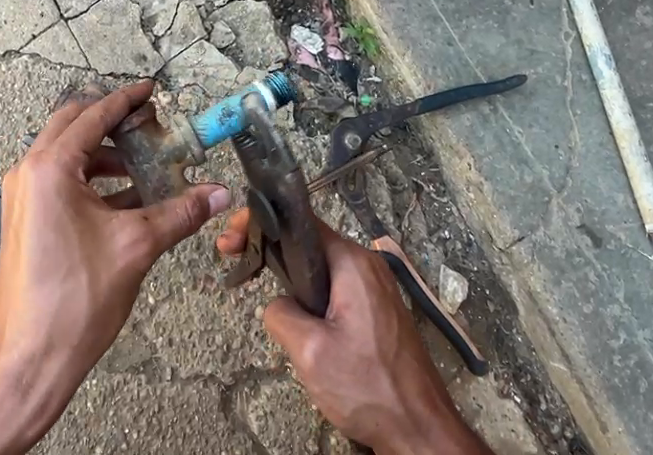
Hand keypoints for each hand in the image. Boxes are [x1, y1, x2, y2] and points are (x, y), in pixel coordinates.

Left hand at [0, 79, 230, 454]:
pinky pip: (59, 182)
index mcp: (50, 167)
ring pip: (65, 155)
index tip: (150, 90)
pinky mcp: (24, 219)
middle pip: (73, 126)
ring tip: (144, 166)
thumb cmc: (74, 301)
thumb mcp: (136, 247)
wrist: (29, 359)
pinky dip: (91, 181)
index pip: (93, 116)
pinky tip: (126, 200)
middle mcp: (29, 173)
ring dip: (103, 154)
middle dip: (111, 122)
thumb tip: (218, 194)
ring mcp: (22, 196)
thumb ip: (180, 212)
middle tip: (148, 124)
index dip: (126, 100)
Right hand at [217, 211, 492, 454]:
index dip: (259, 222)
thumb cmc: (369, 388)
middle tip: (234, 257)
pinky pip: (335, 288)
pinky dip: (310, 293)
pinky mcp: (377, 309)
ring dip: (290, 275)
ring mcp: (375, 286)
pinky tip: (294, 312)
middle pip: (308, 242)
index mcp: (352, 262)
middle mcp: (366, 264)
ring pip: (320, 268)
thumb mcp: (310, 351)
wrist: (422, 431)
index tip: (231, 240)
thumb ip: (281, 313)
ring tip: (257, 283)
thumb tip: (280, 304)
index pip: (298, 221)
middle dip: (271, 248)